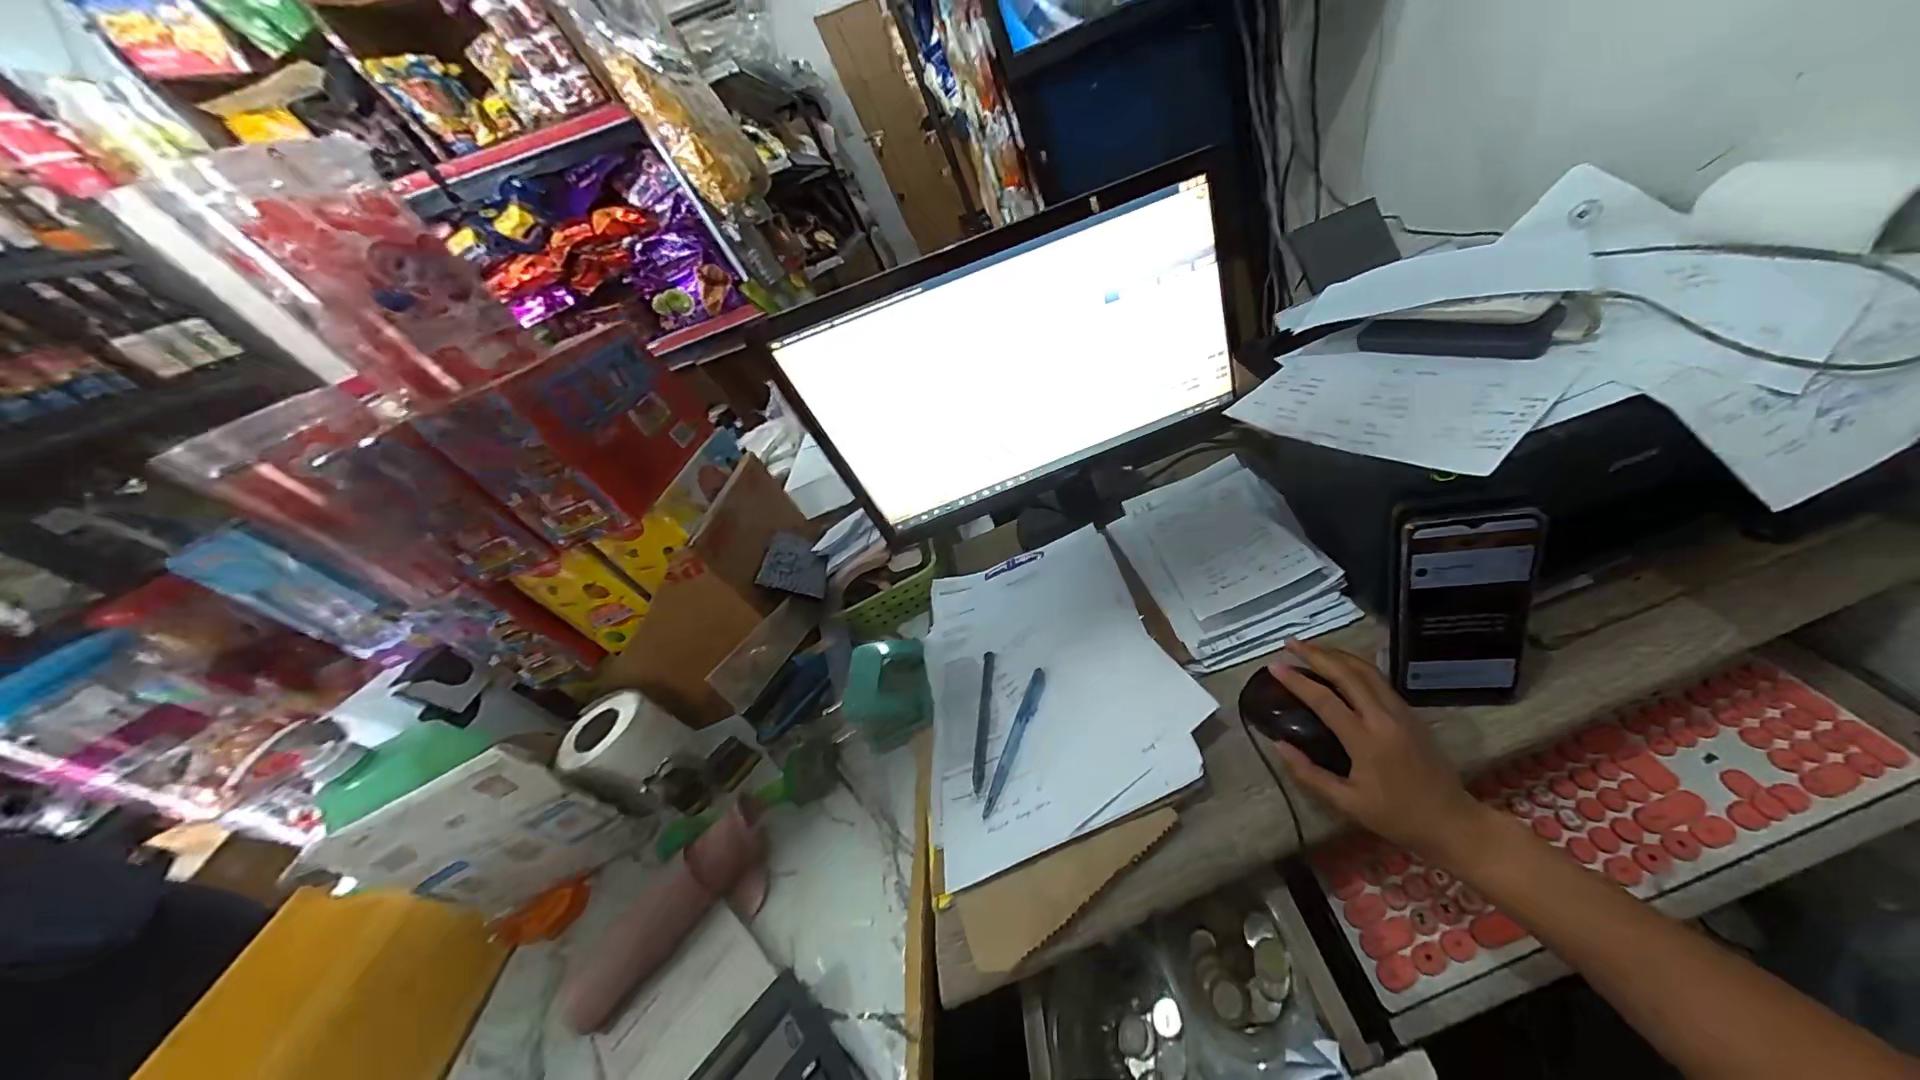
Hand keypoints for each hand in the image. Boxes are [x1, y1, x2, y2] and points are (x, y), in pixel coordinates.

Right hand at [1267, 640, 1489, 859]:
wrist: (1454, 822)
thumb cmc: (1396, 817)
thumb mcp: (1346, 803)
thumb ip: (1309, 774)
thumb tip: (1279, 745)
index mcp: (1365, 740)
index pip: (1324, 700)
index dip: (1296, 681)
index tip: (1274, 667)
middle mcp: (1384, 718)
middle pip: (1347, 674)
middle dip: (1317, 655)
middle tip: (1291, 643)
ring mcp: (1401, 713)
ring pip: (1367, 671)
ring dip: (1337, 655)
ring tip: (1313, 648)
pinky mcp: (1411, 714)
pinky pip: (1379, 680)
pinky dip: (1355, 666)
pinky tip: (1343, 665)